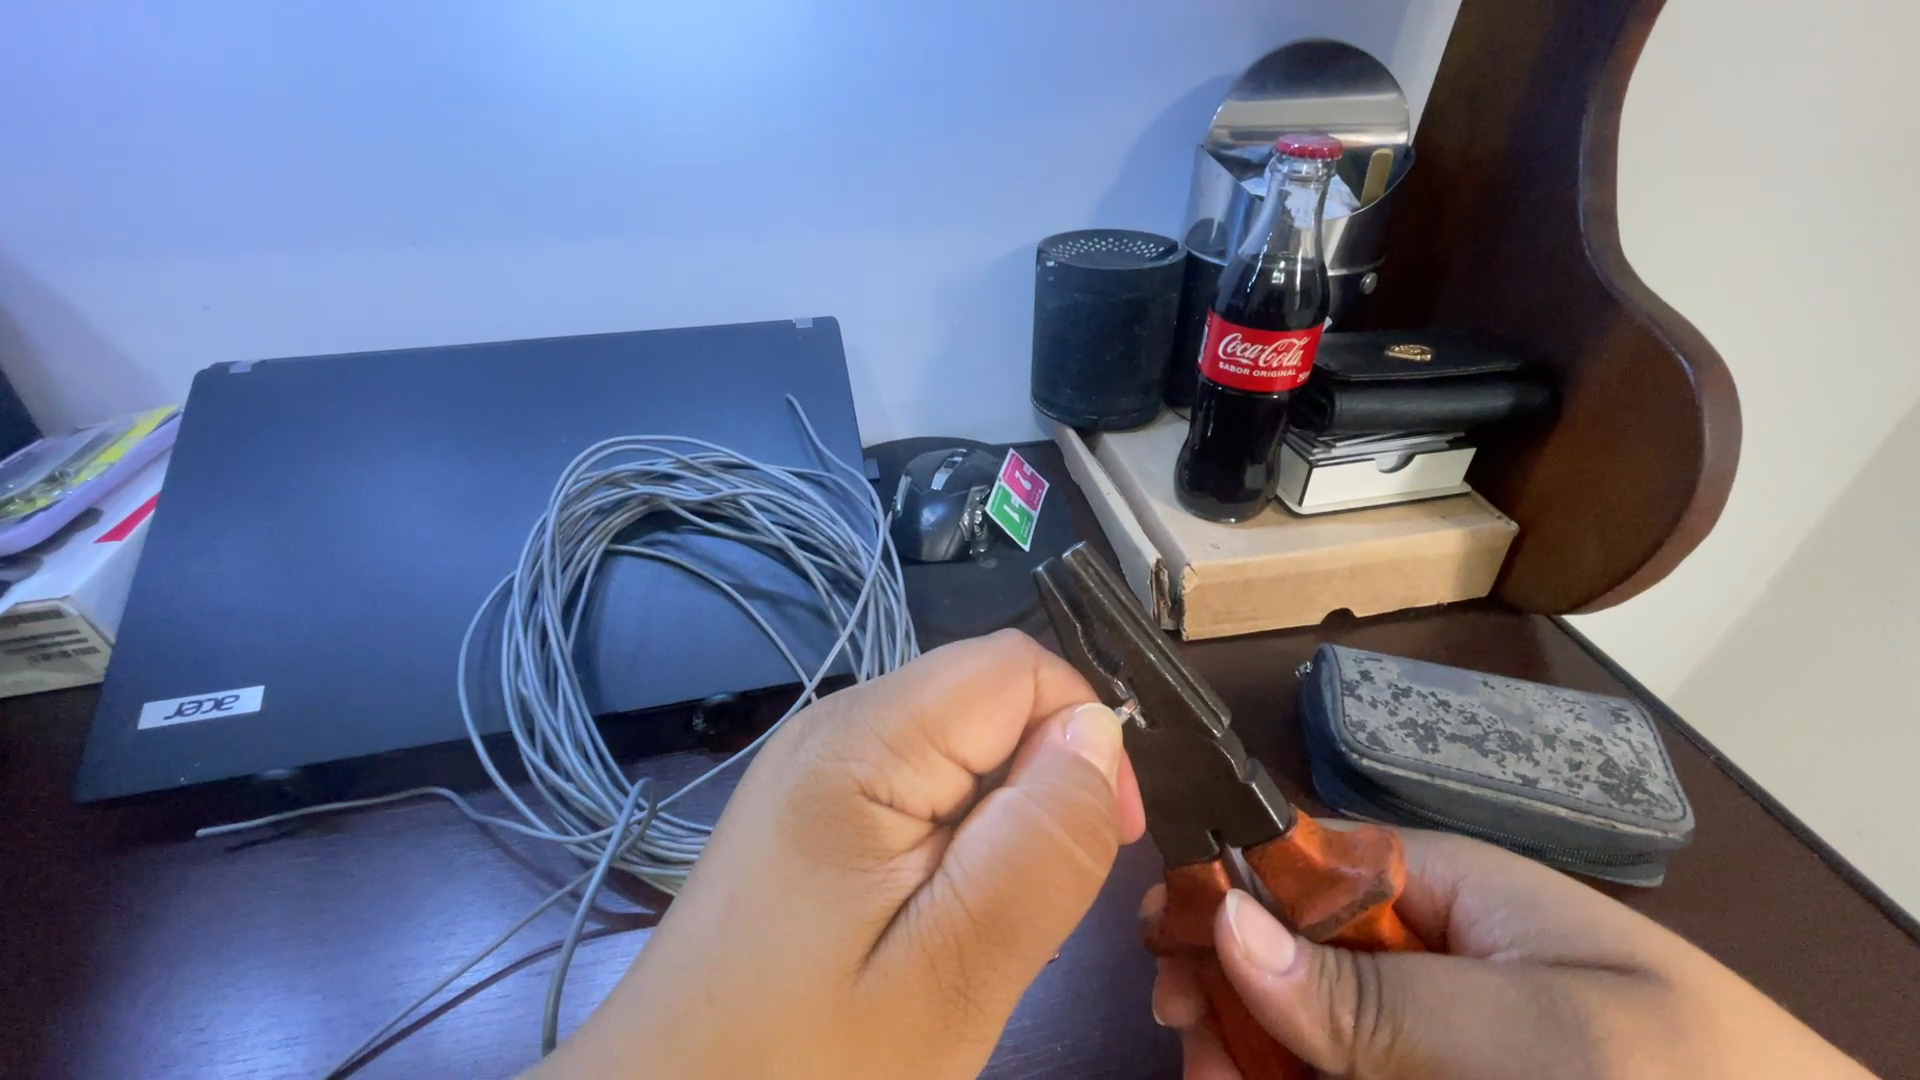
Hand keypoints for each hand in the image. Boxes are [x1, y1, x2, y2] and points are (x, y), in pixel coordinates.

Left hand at [532, 629, 1145, 1079]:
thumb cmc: (805, 1062)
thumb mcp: (953, 973)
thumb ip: (1041, 844)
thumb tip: (1100, 732)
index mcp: (863, 740)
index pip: (1015, 665)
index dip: (1081, 732)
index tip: (1103, 837)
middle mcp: (835, 720)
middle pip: (985, 693)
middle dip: (1040, 775)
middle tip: (1028, 896)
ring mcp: (816, 758)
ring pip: (960, 736)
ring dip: (1001, 808)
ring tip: (979, 909)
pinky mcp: (812, 798)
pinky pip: (920, 775)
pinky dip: (959, 826)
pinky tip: (935, 903)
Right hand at [1149, 828, 1870, 1078]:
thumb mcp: (1537, 1039)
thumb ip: (1377, 994)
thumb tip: (1226, 919)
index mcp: (1447, 885)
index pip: (1306, 859)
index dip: (1227, 891)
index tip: (1163, 944)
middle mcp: (1424, 942)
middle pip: (1290, 943)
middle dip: (1224, 980)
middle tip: (1179, 1036)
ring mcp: (1427, 1021)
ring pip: (1304, 1013)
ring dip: (1244, 1041)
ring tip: (1207, 1077)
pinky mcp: (1429, 1073)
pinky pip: (1340, 1066)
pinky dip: (1284, 1077)